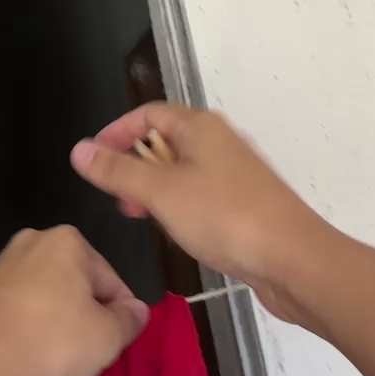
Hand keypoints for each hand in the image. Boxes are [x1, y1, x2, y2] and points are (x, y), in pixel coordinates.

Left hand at [0, 226, 148, 375]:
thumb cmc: (54, 341)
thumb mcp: (107, 337)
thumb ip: (129, 320)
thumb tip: (138, 309)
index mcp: (68, 240)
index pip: (110, 279)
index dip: (120, 312)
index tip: (119, 341)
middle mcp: (33, 240)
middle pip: (75, 281)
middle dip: (85, 311)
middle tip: (90, 349)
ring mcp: (3, 263)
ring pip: (45, 292)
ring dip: (56, 318)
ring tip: (58, 355)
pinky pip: (19, 305)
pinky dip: (29, 323)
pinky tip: (30, 351)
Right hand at [70, 102, 332, 323]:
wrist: (295, 261)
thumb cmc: (224, 217)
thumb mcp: (161, 192)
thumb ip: (117, 170)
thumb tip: (79, 149)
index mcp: (199, 127)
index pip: (147, 114)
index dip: (116, 132)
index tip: (92, 158)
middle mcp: (218, 141)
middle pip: (165, 140)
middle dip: (134, 164)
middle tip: (115, 193)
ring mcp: (234, 173)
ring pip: (181, 170)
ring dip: (154, 188)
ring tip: (139, 215)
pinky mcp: (244, 203)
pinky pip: (199, 193)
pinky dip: (178, 205)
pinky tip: (174, 231)